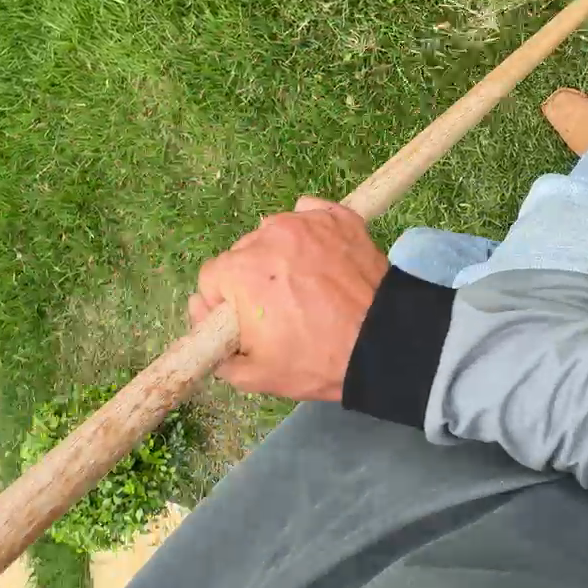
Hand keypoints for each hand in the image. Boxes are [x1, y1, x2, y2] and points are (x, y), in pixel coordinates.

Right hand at [189, 196, 387, 400]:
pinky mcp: (337, 215)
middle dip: (252, 277)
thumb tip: (204, 317)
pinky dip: (310, 230)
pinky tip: (321, 256)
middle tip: (280, 306)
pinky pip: (308, 212)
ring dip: (280, 253)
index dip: (223, 301)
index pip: (211, 277)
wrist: (382, 341)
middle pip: (243, 252)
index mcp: (241, 271)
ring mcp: (305, 221)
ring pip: (275, 232)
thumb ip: (216, 350)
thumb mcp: (254, 375)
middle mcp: (268, 236)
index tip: (243, 318)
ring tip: (305, 282)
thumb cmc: (317, 359)